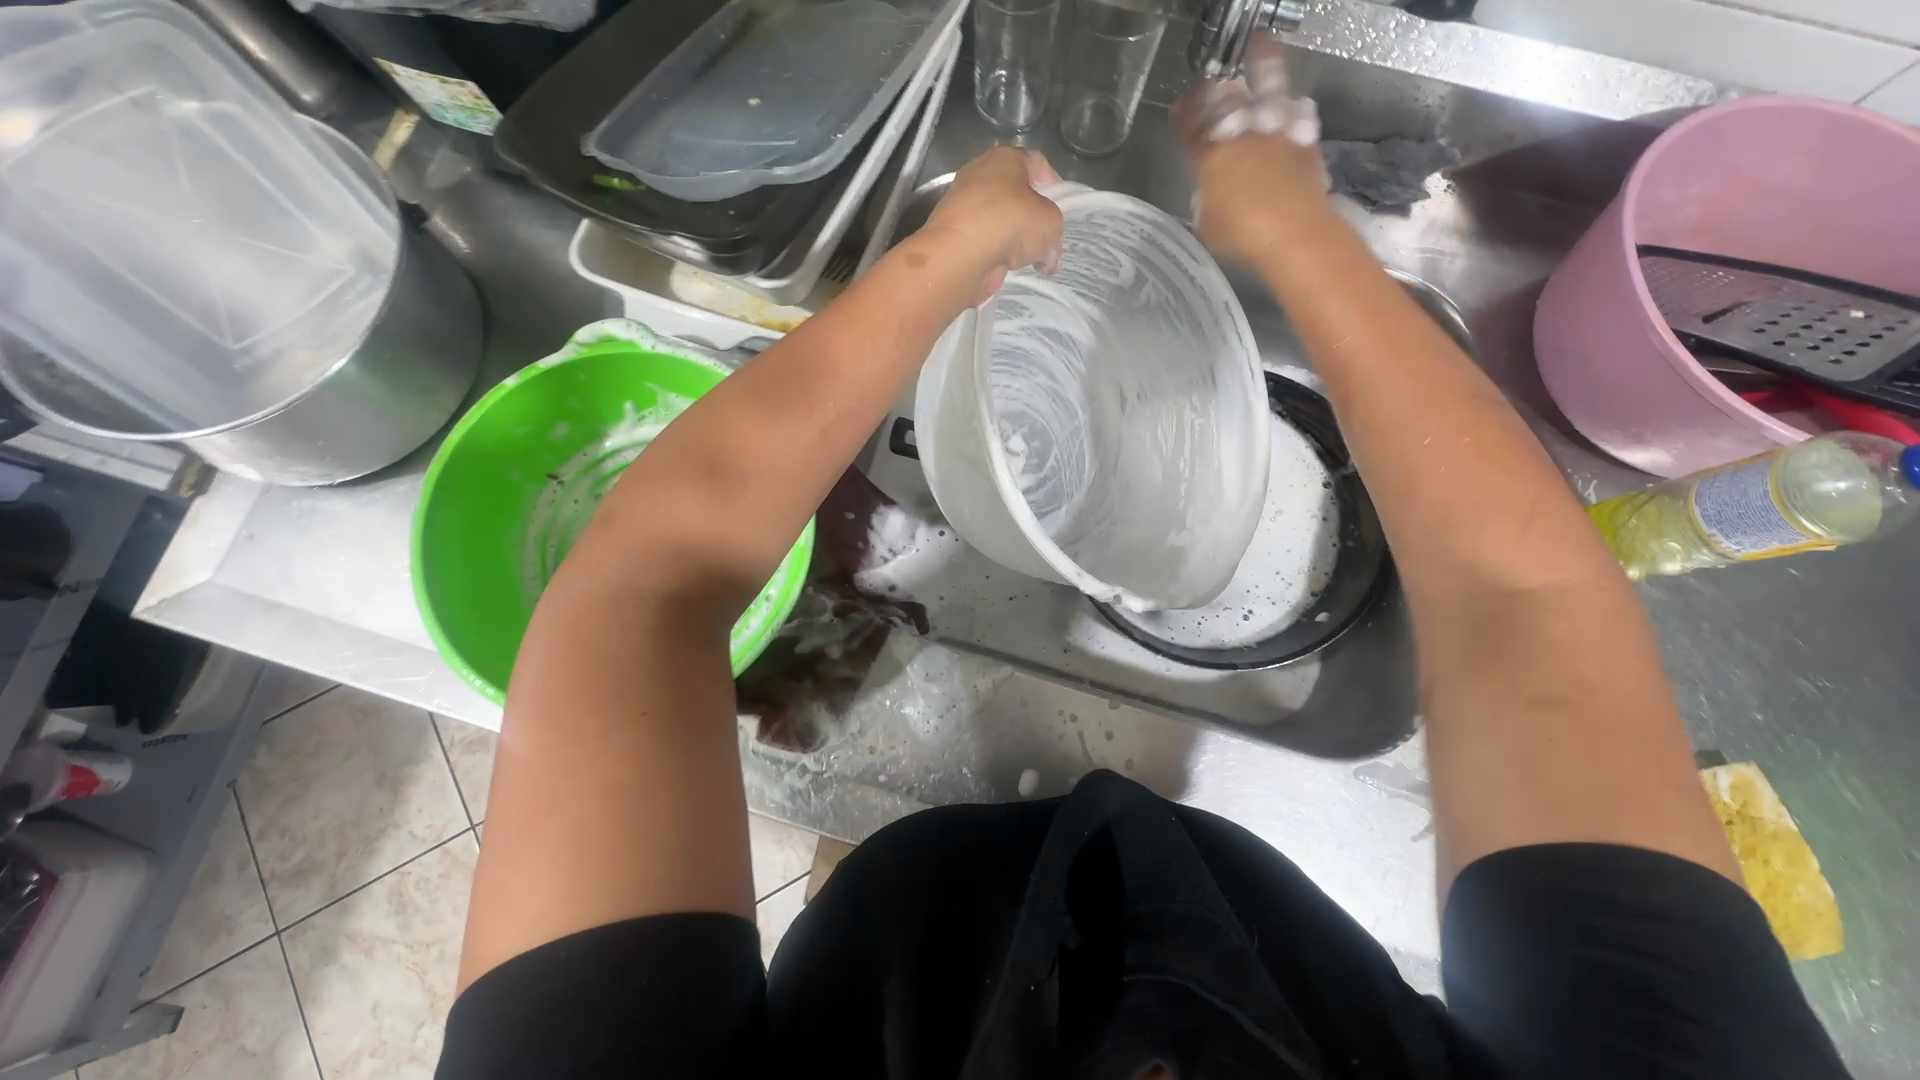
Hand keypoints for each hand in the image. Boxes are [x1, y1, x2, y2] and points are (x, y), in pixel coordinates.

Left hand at [920, 146, 1063, 303]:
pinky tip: (1005, 267)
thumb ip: (1054, 230)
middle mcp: (980, 173)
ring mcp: (963, 202)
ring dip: (1014, 238)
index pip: (1037, 163)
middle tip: (1045, 238)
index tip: (1062, 210)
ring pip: (999, 218)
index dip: (1054, 185)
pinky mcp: (953, 231)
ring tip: (1027, 260)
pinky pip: (983, 239)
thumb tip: (1047, 254)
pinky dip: (994, 252)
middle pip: (1016, 193)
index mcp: (1006, 157)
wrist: (960, 253)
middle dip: (1033, 217)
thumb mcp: (1051, 221)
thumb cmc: (1011, 222)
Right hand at [1173, 34, 1333, 265]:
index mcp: (1210, 159)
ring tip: (1262, 47)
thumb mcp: (1208, 226)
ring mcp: (1276, 136)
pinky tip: (1296, 102)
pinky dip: (1295, 108)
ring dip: (1264, 68)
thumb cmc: (1241, 235)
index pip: (1191, 129)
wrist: (1292, 233)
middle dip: (1217, 89)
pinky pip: (1300, 117)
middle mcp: (1242, 138)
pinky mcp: (1306, 144)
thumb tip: (1208, 197)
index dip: (1184, 115)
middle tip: (1214, 79)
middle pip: (1227, 102)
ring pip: (1269, 92)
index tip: (1181, 104)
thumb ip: (1208, 204)